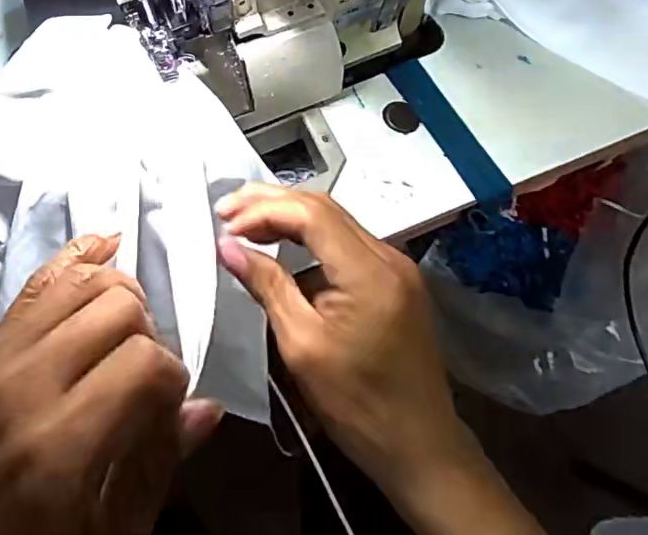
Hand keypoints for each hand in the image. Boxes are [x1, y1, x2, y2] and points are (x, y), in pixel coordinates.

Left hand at [0, 234, 222, 534]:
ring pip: (82, 280)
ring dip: (120, 297)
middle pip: (118, 307)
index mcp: (56, 447)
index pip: (143, 362)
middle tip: (143, 374)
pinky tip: (106, 247)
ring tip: (127, 333)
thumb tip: (206, 407)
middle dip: (149, 334)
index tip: (166, 409)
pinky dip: (77, 257)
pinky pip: (38, 282)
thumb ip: (158, 466)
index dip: (171, 380)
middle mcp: (22, 388)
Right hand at [215, 184, 539, 534]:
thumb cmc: (358, 405)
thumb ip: (268, 287)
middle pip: (325, 207)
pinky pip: (347, 241)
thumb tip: (229, 247)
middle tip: (227, 208)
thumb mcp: (303, 348)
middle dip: (273, 202)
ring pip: (336, 219)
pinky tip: (283, 243)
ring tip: (245, 221)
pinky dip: (311, 236)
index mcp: (369, 271)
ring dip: (290, 215)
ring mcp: (396, 262)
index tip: (225, 224)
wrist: (421, 445)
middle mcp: (388, 254)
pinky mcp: (395, 276)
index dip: (265, 210)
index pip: (312, 214)